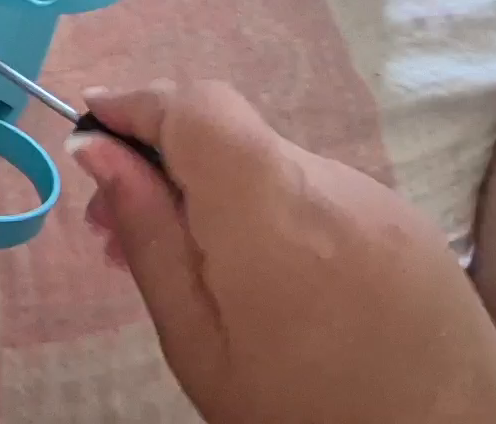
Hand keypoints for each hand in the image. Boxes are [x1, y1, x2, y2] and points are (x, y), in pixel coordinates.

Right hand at [73, 81, 495, 423]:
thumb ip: (146, 231)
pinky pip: (301, 184)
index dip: (138, 103)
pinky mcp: (404, 220)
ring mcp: (379, 200)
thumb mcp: (197, 340)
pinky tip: (246, 265)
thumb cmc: (304, 417)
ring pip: (257, 157)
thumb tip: (92, 146)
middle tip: (110, 221)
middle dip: (155, 154)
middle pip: (221, 130)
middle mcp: (335, 190)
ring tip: (178, 255)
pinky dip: (253, 202)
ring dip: (203, 183)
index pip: (199, 107)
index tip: (91, 131)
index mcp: (278, 221)